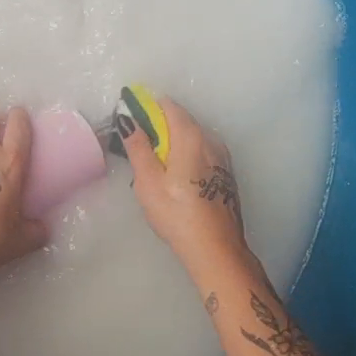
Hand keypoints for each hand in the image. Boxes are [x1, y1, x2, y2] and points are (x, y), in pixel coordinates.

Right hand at [121, 97, 254, 277]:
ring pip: (193, 137)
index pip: (168, 105)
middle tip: (140, 149)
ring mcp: (222, 156)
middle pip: (182, 120)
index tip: (132, 121)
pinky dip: (187, 154)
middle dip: (160, 126)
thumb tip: (129, 119)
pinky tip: (178, 179)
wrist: (216, 250)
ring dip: (174, 142)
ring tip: (157, 168)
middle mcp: (211, 139)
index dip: (148, 107)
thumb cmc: (177, 214)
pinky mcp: (227, 172)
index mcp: (191, 136)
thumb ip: (138, 147)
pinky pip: (202, 151)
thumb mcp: (148, 181)